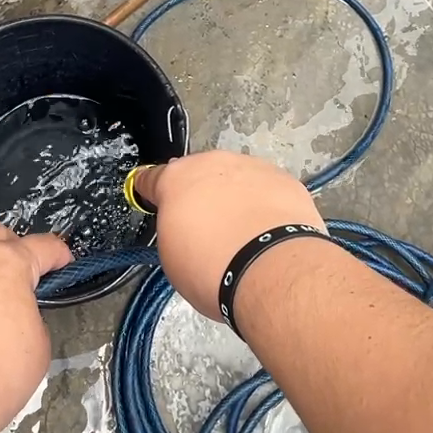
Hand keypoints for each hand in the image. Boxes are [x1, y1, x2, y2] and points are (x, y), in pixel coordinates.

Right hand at [133, 151, 324, 319]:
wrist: (269, 268)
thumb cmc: (214, 267)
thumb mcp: (172, 256)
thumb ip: (173, 228)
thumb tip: (184, 230)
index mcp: (175, 180)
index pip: (151, 177)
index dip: (150, 189)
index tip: (152, 196)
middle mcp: (211, 164)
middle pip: (199, 175)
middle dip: (200, 196)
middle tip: (208, 230)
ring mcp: (249, 166)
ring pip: (235, 179)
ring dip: (234, 198)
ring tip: (242, 235)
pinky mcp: (281, 178)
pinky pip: (266, 188)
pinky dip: (264, 205)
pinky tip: (267, 231)